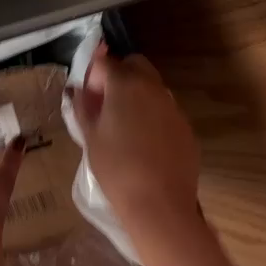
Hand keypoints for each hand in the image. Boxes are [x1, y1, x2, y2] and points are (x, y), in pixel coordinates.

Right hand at [67, 44, 201, 237]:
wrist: (159, 205)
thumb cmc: (116, 167)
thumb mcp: (89, 136)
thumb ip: (83, 106)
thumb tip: (79, 91)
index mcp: (126, 85)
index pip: (106, 61)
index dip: (93, 74)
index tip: (87, 95)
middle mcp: (154, 89)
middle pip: (136, 65)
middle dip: (119, 74)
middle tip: (105, 102)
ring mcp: (174, 108)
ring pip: (153, 87)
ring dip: (137, 95)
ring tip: (124, 126)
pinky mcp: (186, 129)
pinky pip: (165, 111)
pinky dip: (152, 116)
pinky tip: (144, 144)